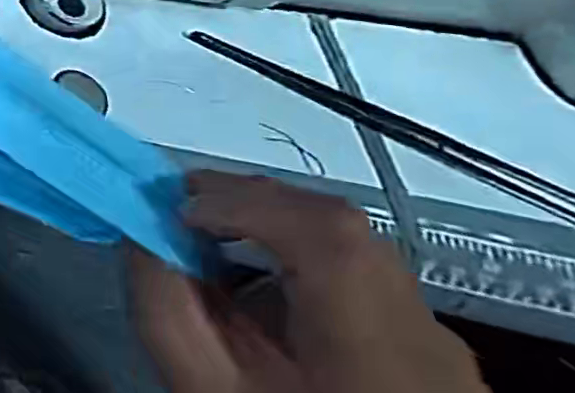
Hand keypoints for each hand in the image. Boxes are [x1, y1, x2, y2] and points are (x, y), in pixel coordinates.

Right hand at [129, 171, 487, 392]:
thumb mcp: (201, 383)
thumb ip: (161, 301)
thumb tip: (139, 225)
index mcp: (375, 353)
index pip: (326, 236)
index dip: (245, 203)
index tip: (181, 214)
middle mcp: (424, 336)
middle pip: (337, 227)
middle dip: (249, 200)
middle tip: (184, 209)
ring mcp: (436, 342)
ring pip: (347, 242)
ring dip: (269, 220)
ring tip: (211, 236)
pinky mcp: (429, 348)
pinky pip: (357, 270)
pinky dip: (296, 250)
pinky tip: (259, 281)